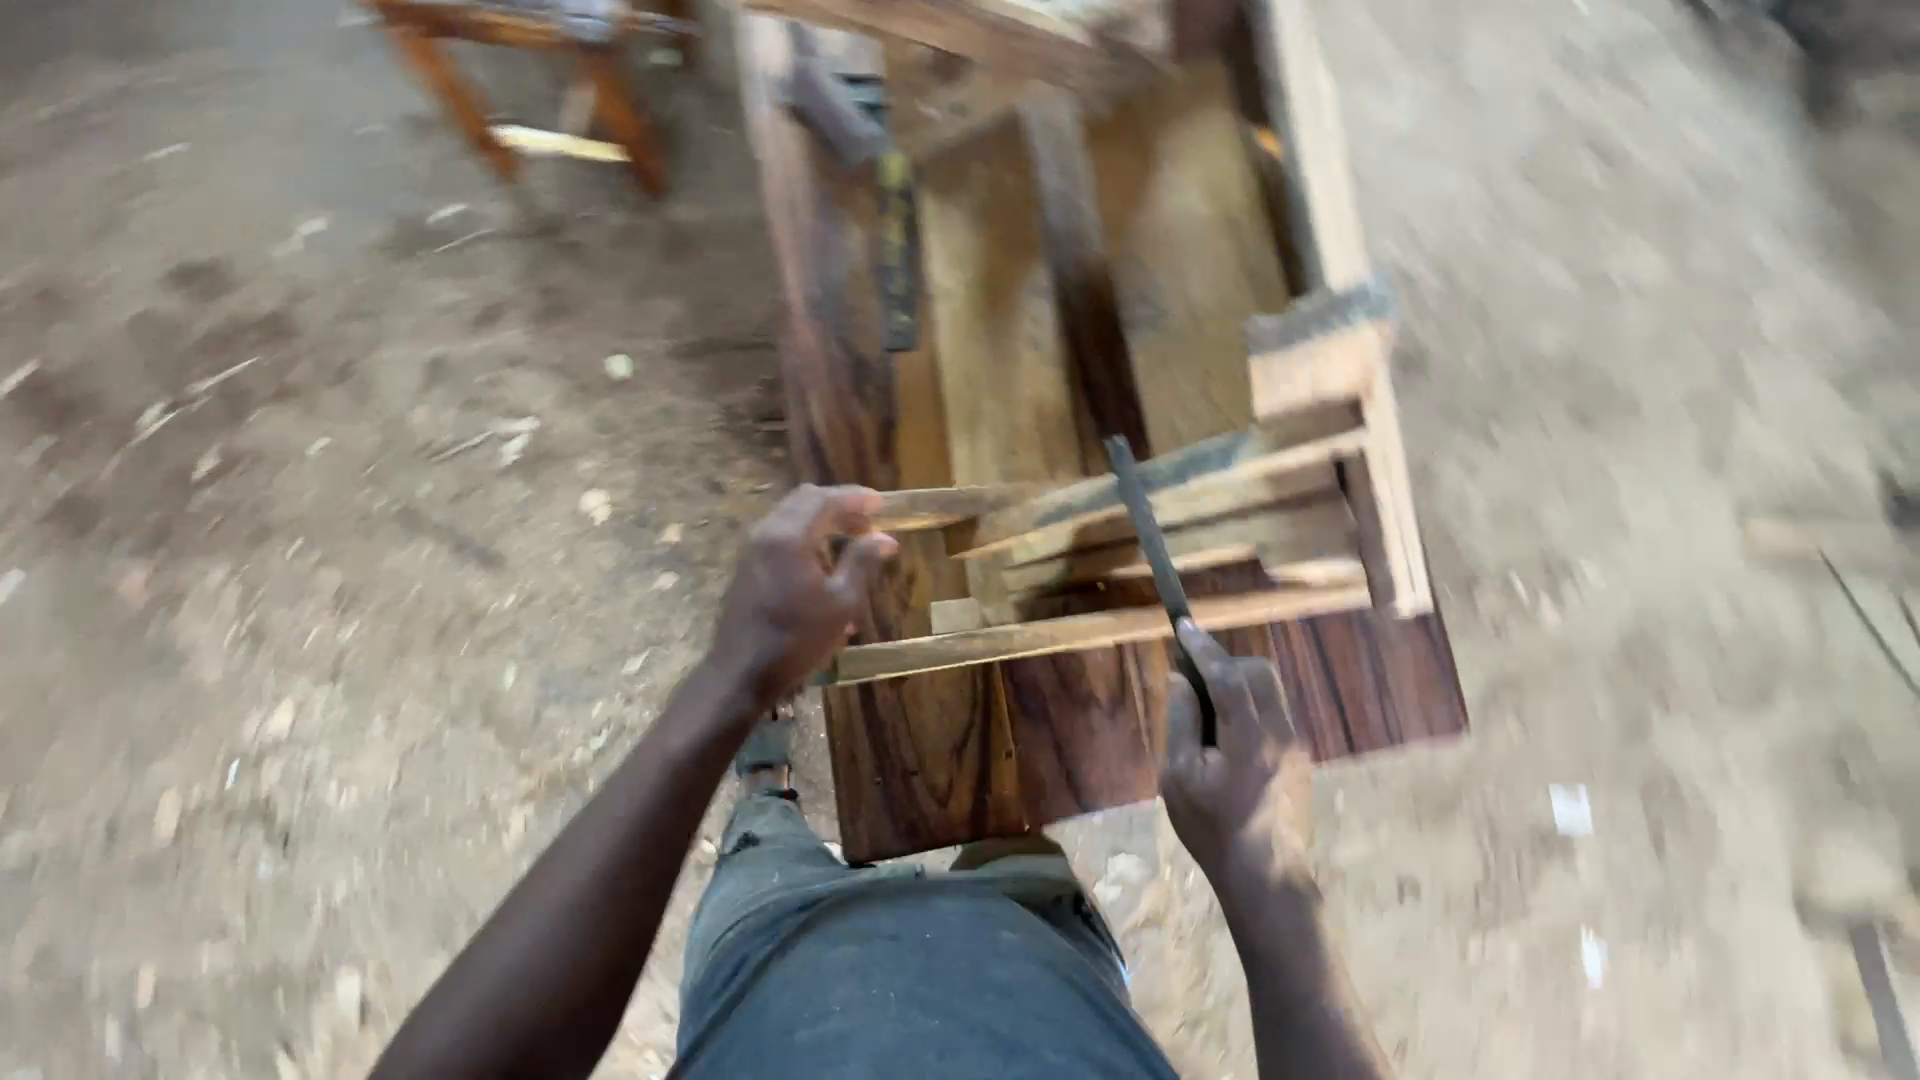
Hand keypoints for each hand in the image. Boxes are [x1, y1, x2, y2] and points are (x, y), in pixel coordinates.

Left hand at [710, 484, 898, 710]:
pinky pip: (779, 537)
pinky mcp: (746, 567)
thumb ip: (862, 562)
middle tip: (868, 523)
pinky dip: (805, 538)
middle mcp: (766, 533)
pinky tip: (824, 567)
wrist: (741, 673)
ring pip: (791, 518)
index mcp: (789, 537)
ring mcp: (751, 549)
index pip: (825, 499)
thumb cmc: (796, 640)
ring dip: (822, 522)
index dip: (856, 498)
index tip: (882, 504)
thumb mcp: (841, 603)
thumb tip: (885, 538)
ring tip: (851, 544)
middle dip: (839, 506)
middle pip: (805, 501)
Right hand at [1160, 620, 1315, 893]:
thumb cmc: (1212, 828)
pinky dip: (1248, 705)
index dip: (1202, 646)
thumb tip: (1180, 678)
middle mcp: (1280, 730)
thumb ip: (1181, 720)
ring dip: (1237, 683)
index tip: (1184, 625)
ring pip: (1270, 688)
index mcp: (1248, 735)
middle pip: (1257, 671)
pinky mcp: (1299, 756)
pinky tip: (1227, 738)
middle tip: (1192, 680)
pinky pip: (1273, 711)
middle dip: (1224, 663)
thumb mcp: (1178, 776)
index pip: (1226, 673)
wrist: (1266, 876)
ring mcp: (1295, 743)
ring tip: (1207, 713)